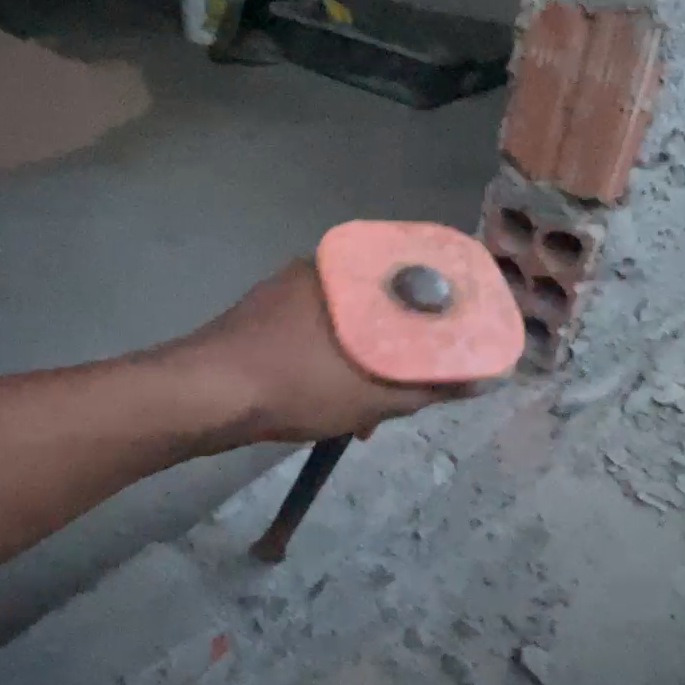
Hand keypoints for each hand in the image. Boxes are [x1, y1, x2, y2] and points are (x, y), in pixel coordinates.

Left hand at [180, 260, 481, 443]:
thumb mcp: (374, 393)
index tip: (449, 350)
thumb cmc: (296, 383)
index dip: (440, 313)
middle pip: (380, 306)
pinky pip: (312, 337)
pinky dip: (328, 366)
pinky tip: (324, 405)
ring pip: (345, 326)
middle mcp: (316, 270)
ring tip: (363, 416)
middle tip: (404, 395)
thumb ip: (430, 385)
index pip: (414, 275)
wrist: (202, 395)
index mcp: (346, 268)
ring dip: (362, 367)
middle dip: (397, 354)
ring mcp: (281, 293)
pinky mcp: (257, 319)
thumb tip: (482, 377)